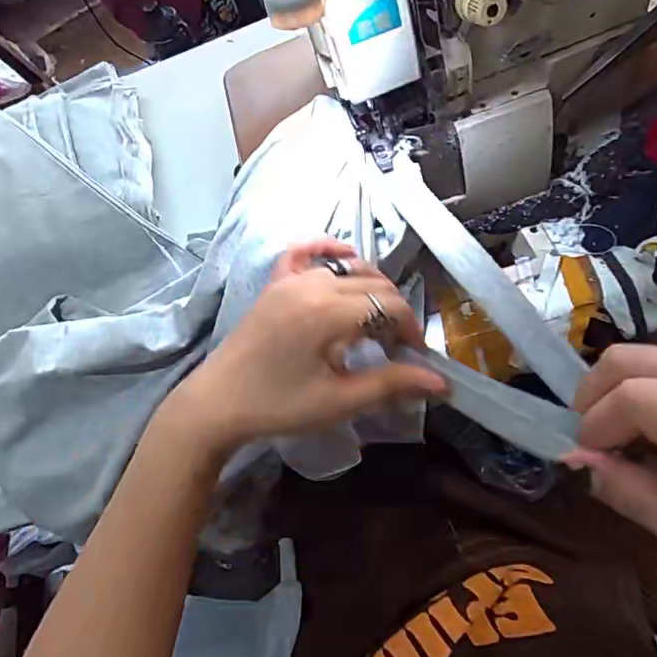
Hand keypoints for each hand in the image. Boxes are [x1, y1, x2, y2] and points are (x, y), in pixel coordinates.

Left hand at [163, 239, 446, 456]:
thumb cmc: (279, 406)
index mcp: (329, 311)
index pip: (389, 305)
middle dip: (393, 312)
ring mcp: (288, 281)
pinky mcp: (272, 286)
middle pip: (372, 284)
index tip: (414, 356)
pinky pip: (303, 254)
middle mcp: (311, 284)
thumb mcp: (339, 400)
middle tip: (396, 347)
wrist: (217, 404)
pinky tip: (340, 257)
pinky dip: (326, 251)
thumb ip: (391, 384)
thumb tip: (439, 381)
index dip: (410, 328)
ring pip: (344, 268)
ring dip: (368, 288)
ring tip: (373, 323)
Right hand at [567, 345, 656, 610]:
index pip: (640, 396)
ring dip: (613, 397)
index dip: (597, 426)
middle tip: (596, 448)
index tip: (591, 463)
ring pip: (642, 357)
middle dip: (594, 400)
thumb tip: (575, 459)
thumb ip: (639, 497)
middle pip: (633, 360)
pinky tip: (654, 439)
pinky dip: (636, 397)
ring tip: (625, 446)